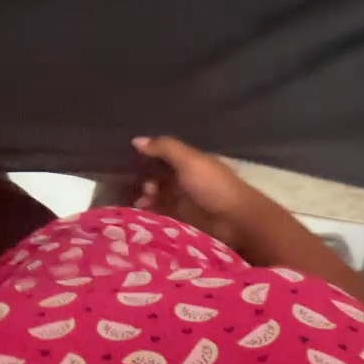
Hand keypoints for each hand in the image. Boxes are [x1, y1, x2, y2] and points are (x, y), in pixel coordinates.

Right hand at [132, 136, 276, 249]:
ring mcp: (184, 202)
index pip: (162, 156)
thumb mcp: (189, 160)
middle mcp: (185, 180)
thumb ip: (164, 148)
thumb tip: (136, 140)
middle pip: (158, 178)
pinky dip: (151, 215)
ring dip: (146, 199)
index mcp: (189, 162)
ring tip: (140, 204)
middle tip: (136, 188)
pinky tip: (142, 217)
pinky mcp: (183, 223)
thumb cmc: (213, 185)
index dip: (146, 158)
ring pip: (158, 198)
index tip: (127, 162)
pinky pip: (162, 216)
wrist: (236, 222)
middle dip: (144, 181)